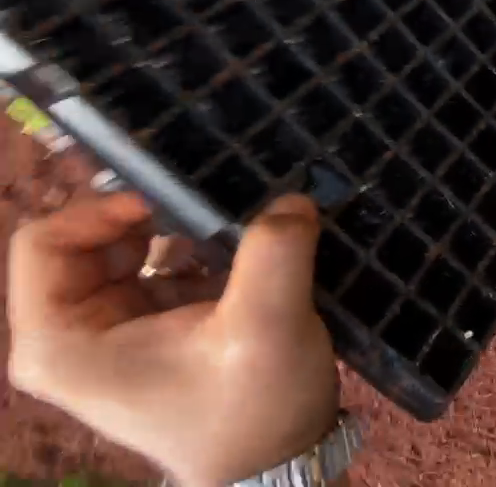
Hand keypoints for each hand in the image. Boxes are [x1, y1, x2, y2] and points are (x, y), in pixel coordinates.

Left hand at [7, 193, 341, 486]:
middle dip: (159, 215)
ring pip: (138, 247)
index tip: (179, 198)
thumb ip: (274, 255)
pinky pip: (173, 264)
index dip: (106, 208)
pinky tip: (256, 250)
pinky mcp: (164, 323)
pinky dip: (212, 246)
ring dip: (192, 228)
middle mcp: (76, 331)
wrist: (275, 457)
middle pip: (93, 240)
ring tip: (249, 227)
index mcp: (62, 341)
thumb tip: (290, 198)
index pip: (46, 244)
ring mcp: (120, 328)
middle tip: (227, 205)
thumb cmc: (252, 404)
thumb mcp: (267, 326)